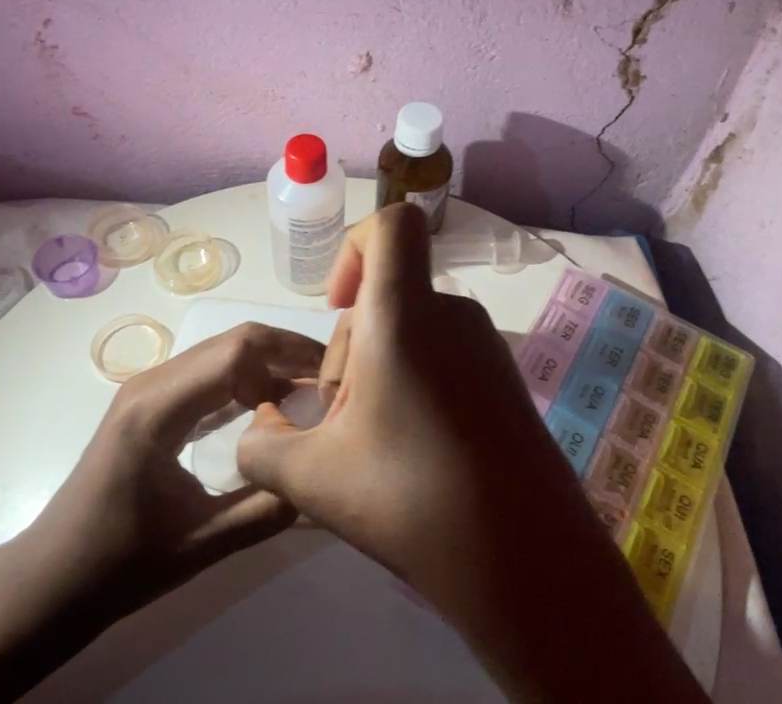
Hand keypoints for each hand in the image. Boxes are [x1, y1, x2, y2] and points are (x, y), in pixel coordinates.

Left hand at [23, 322, 324, 615]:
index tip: (334, 382)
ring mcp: (148, 391)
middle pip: (233, 342)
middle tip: (334, 381)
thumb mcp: (205, 544)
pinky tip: (274, 405)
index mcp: (159, 410)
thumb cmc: (122, 564)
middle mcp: (152, 385)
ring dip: (269, 365)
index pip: (239, 351)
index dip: (293, 354)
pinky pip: (208, 375)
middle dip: (288, 354)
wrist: (53, 580)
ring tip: (313, 393)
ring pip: (222, 354)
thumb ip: (270, 507)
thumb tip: (325, 474)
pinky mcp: (150, 404)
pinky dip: (246, 381)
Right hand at [237, 204, 580, 585]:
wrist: (524, 555)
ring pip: (412, 332)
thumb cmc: (409, 499)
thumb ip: (261, 446)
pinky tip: (413, 457)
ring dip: (379, 376)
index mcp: (405, 314)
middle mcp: (452, 315)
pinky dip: (415, 388)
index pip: (392, 225)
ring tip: (373, 449)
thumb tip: (257, 430)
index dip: (355, 247)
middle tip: (341, 426)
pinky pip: (444, 358)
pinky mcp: (505, 381)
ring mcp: (487, 347)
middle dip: (349, 351)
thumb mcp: (310, 478)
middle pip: (387, 296)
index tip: (336, 307)